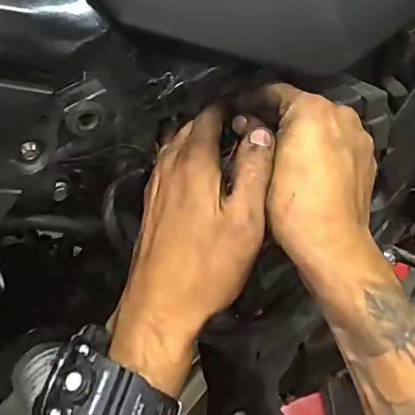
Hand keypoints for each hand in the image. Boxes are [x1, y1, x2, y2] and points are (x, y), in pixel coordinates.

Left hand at [112, 105, 273, 392]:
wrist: (161, 309)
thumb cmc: (206, 268)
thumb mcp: (245, 220)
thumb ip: (255, 171)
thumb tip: (261, 133)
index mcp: (193, 164)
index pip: (209, 115)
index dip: (230, 105)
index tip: (250, 106)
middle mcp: (169, 168)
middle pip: (190, 126)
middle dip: (216, 119)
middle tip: (243, 125)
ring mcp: (156, 186)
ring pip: (177, 145)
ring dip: (200, 138)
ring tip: (227, 146)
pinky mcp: (152, 205)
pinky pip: (170, 166)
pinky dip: (188, 158)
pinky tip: (204, 176)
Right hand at [251, 84, 378, 273]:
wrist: (334, 246)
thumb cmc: (293, 207)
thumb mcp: (263, 166)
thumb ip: (255, 135)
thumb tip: (247, 121)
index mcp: (314, 109)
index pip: (274, 91)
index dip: (249, 99)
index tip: (234, 109)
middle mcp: (341, 114)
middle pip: (301, 105)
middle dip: (275, 115)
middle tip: (249, 130)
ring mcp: (358, 136)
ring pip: (320, 123)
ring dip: (299, 130)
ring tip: (275, 148)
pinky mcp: (366, 157)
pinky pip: (336, 141)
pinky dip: (319, 145)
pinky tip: (303, 164)